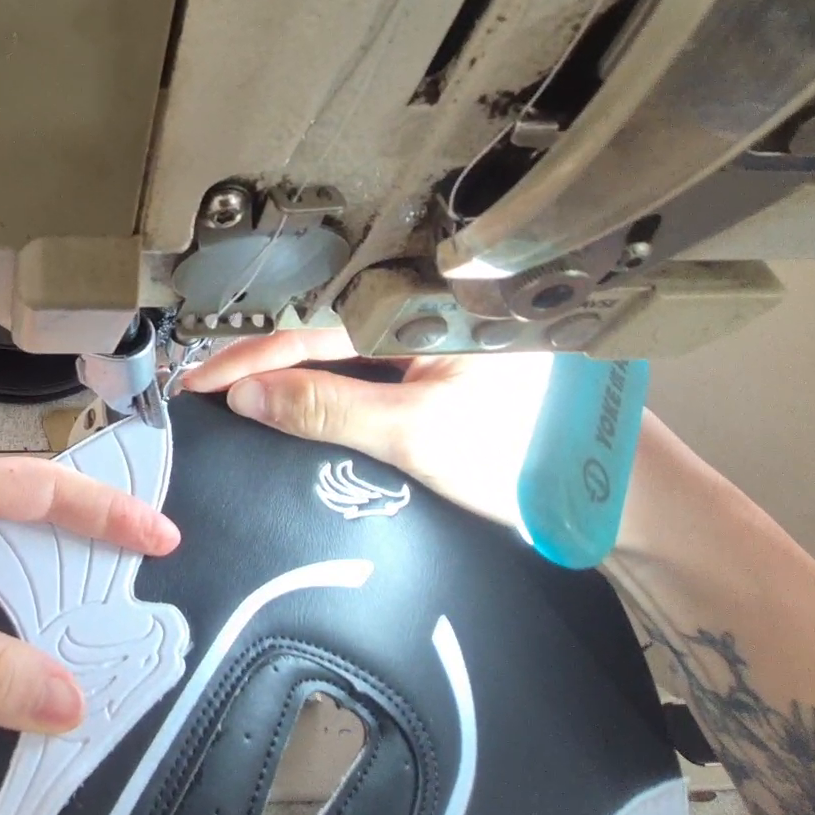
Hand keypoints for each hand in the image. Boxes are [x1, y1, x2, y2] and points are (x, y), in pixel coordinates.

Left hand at [0, 455, 180, 800]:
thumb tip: (68, 696)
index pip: (38, 487)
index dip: (103, 508)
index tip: (156, 534)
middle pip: (26, 520)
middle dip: (83, 548)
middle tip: (136, 584)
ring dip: (44, 593)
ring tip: (93, 624)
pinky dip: (7, 625)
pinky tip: (24, 656)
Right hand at [182, 329, 553, 529]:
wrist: (614, 503)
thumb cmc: (530, 460)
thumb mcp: (413, 433)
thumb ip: (325, 409)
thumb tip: (247, 396)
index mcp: (422, 312)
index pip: (310, 334)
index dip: (249, 361)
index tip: (200, 383)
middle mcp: (423, 321)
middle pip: (319, 341)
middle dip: (259, 366)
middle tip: (205, 390)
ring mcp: (430, 350)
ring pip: (338, 360)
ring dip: (287, 382)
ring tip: (236, 398)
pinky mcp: (435, 378)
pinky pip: (362, 379)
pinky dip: (322, 396)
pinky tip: (294, 409)